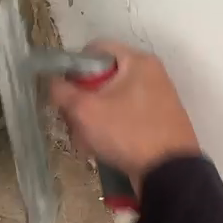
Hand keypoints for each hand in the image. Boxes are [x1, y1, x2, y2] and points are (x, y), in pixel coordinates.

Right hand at [48, 40, 200, 188]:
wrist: (170, 173)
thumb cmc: (127, 132)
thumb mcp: (84, 111)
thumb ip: (61, 91)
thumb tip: (51, 81)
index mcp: (137, 61)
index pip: (94, 49)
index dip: (72, 66)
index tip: (64, 90)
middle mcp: (150, 73)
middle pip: (100, 76)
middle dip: (81, 98)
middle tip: (73, 119)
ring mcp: (157, 96)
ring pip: (109, 98)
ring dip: (92, 116)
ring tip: (86, 138)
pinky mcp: (158, 118)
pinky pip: (123, 113)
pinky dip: (109, 126)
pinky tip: (102, 145)